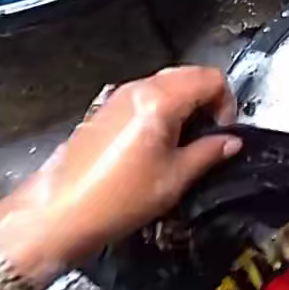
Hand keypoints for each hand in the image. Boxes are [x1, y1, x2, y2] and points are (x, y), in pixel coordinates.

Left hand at [0, 66, 239, 284]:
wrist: (57, 215)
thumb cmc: (116, 200)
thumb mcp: (174, 179)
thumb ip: (209, 153)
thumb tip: (231, 142)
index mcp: (160, 100)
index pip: (211, 78)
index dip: (227, 103)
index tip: (224, 132)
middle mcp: (139, 88)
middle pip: (190, 74)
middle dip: (208, 100)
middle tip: (210, 136)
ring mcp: (120, 95)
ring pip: (168, 83)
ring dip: (186, 103)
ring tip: (185, 143)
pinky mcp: (107, 108)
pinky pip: (146, 95)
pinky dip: (164, 108)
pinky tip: (159, 143)